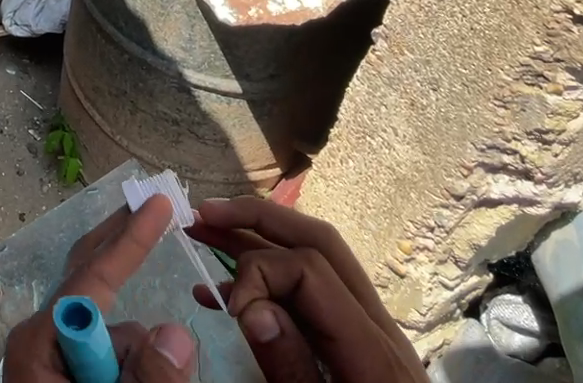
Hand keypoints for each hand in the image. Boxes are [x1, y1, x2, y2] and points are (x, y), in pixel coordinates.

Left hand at [2, 196, 198, 382]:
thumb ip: (146, 378)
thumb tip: (178, 332)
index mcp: (40, 340)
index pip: (92, 277)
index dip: (128, 238)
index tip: (158, 202)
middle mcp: (43, 336)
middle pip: (91, 275)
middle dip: (124, 243)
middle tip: (156, 207)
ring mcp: (54, 353)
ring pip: (115, 328)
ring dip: (141, 348)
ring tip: (159, 380)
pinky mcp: (68, 370)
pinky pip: (114, 351)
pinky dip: (137, 364)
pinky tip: (145, 382)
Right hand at [187, 197, 426, 382]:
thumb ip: (289, 370)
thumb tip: (251, 307)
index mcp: (372, 353)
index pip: (308, 268)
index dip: (258, 273)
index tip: (227, 311)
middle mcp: (379, 329)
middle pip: (319, 241)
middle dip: (257, 219)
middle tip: (203, 214)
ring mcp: (373, 335)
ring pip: (317, 257)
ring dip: (258, 239)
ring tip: (204, 231)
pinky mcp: (359, 349)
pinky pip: (315, 292)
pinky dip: (269, 277)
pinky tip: (224, 293)